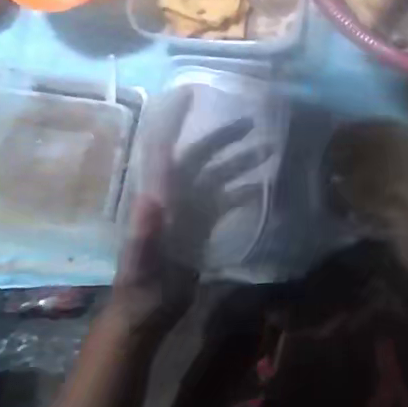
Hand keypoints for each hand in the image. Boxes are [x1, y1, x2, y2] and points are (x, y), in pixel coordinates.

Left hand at [106, 94, 272, 337]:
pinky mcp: (201, 228)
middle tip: (251, 121)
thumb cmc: (138, 286)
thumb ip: (144, 233)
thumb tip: (152, 200)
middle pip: (199, 157)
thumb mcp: (140, 262)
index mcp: (155, 194)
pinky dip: (243, 191)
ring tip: (269, 148)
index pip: (165, 149)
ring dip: (239, 161)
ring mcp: (188, 211)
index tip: (190, 93)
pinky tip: (264, 186)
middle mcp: (172, 195)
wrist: (146, 313)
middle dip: (222, 137)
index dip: (175, 120)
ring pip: (216, 177)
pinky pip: (225, 202)